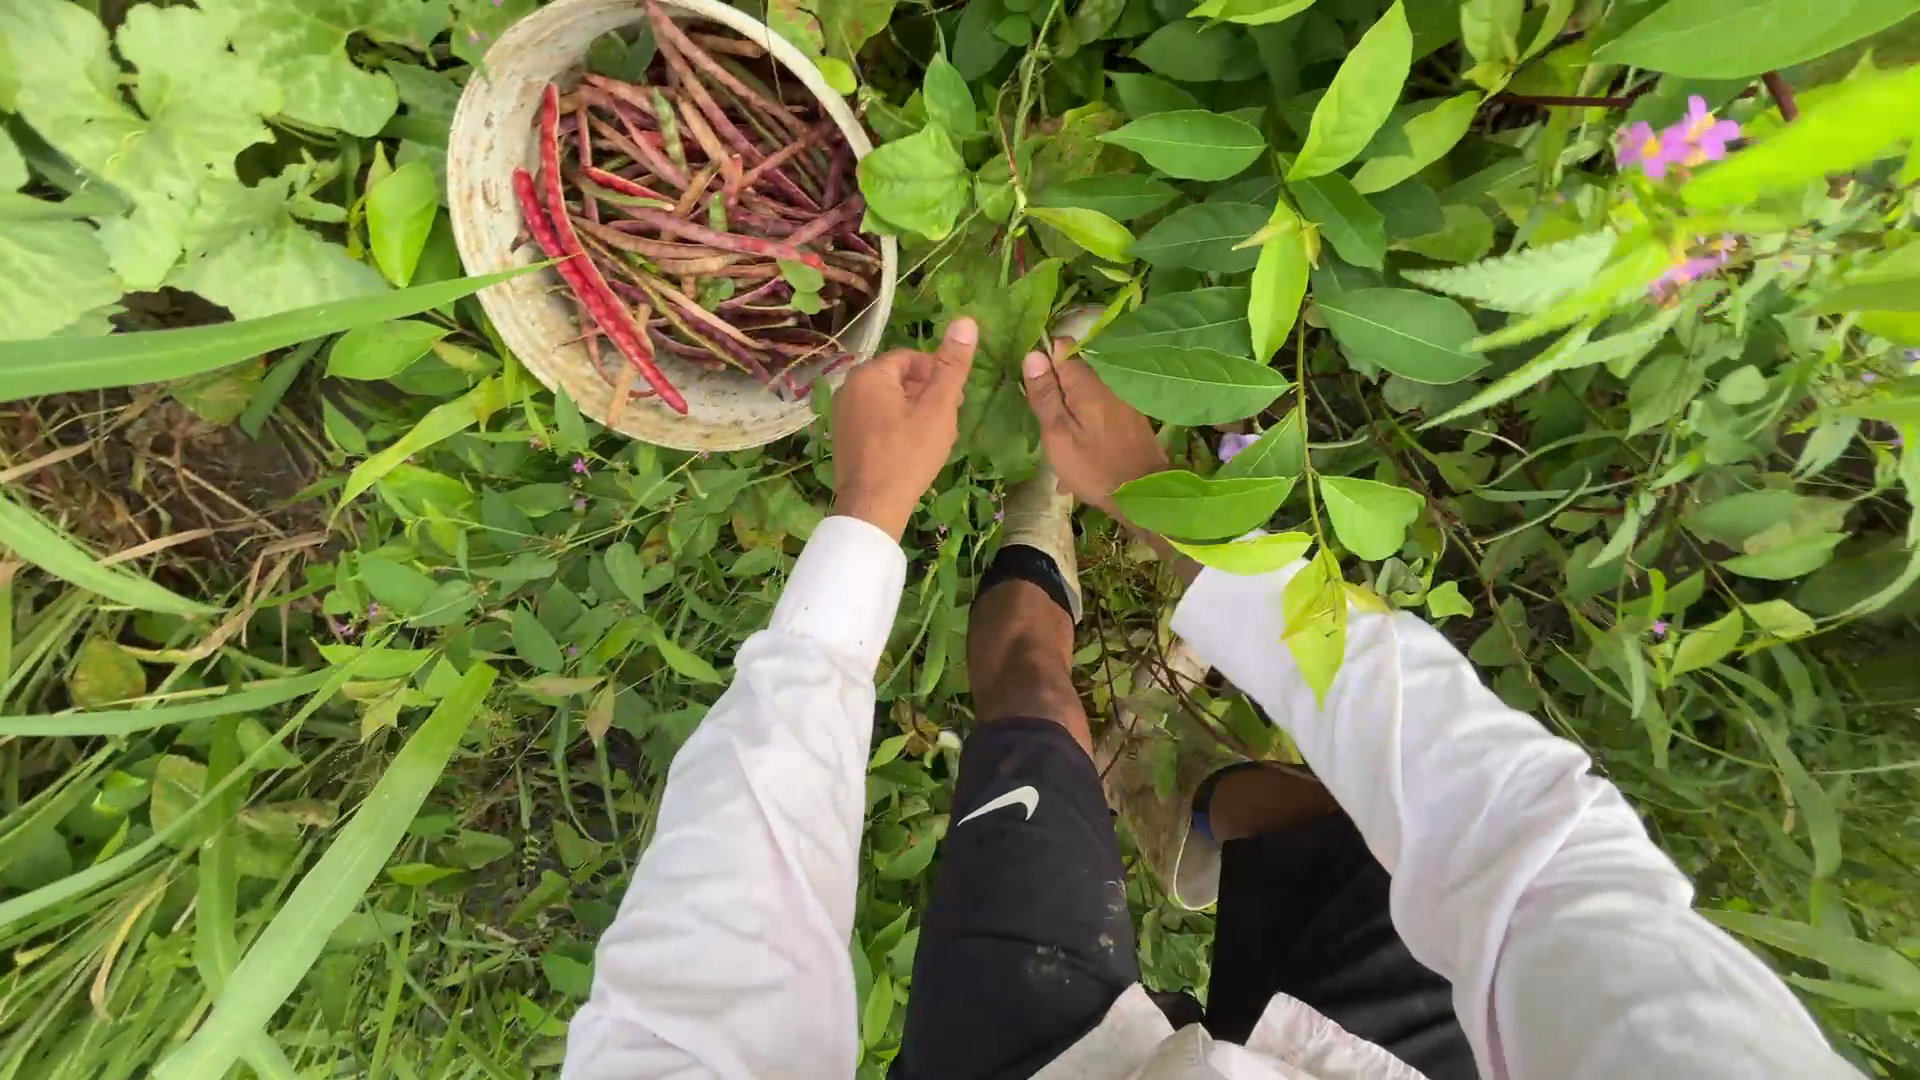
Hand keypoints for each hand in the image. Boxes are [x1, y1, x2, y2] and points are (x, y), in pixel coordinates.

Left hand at [829, 318, 977, 540]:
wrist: (873, 506)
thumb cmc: (908, 454)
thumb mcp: (938, 407)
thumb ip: (952, 365)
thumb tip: (966, 320)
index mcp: (869, 375)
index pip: (911, 359)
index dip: (939, 374)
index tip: (957, 398)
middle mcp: (849, 389)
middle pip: (899, 380)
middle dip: (928, 395)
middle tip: (950, 419)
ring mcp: (843, 416)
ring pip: (889, 403)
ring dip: (915, 413)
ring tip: (935, 437)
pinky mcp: (844, 440)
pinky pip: (877, 423)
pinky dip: (898, 429)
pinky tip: (913, 451)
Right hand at [1020, 336, 1168, 520]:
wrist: (1144, 493)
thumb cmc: (1095, 468)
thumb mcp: (1058, 434)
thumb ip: (1045, 395)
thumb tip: (1033, 355)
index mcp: (1088, 383)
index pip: (1061, 348)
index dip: (1043, 362)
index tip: (1035, 389)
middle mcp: (1109, 382)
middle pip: (1074, 370)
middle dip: (1056, 389)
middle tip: (1047, 422)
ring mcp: (1123, 398)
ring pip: (1086, 392)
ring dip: (1070, 410)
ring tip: (1062, 442)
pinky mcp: (1130, 415)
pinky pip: (1100, 408)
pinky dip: (1087, 422)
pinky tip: (1081, 448)